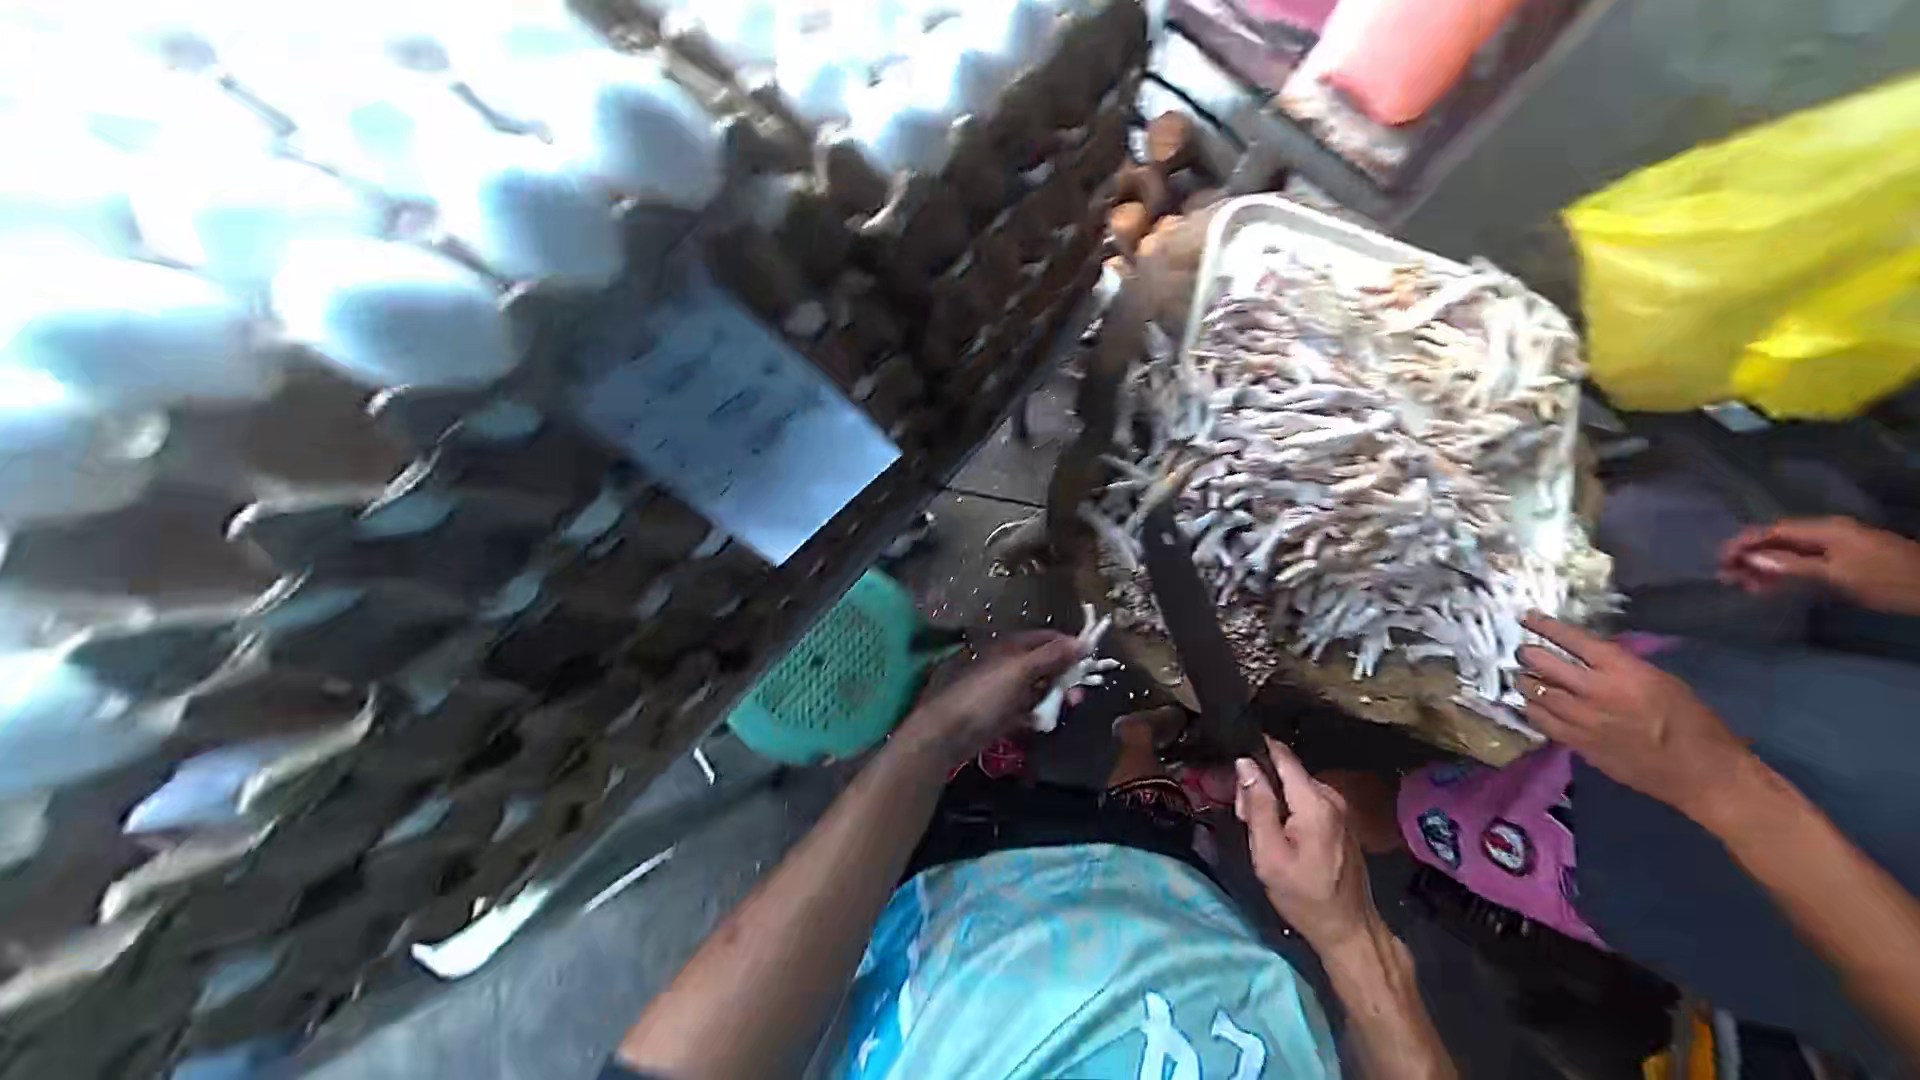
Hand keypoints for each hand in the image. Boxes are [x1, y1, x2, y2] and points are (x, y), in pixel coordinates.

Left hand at [892, 631, 1081, 766]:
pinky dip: (1039, 716)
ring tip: (1066, 710)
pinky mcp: (1004, 715)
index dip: (1070, 648)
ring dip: (1055, 699)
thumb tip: (1084, 641)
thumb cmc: (985, 695)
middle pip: (1048, 666)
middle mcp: (1012, 665)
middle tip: (1079, 697)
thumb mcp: (1021, 670)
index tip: (1091, 662)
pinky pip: (1030, 711)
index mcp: (1013, 648)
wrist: (949, 732)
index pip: (1049, 639)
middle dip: (1067, 679)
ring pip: (1041, 690)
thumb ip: (1052, 656)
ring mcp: (1007, 691)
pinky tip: (1044, 725)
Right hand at [1236, 736, 1379, 950]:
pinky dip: (1286, 810)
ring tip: (1260, 831)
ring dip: (1271, 799)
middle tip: (1244, 817)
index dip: (1254, 751)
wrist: (1348, 930)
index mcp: (1314, 801)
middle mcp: (1330, 797)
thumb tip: (1245, 763)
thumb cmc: (1304, 894)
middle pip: (1284, 771)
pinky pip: (1304, 800)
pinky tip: (1278, 835)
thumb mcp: (1269, 852)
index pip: (1282, 755)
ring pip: (1292, 786)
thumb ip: (1257, 804)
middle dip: (1259, 785)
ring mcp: (1338, 809)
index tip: (1232, 765)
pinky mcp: (1339, 821)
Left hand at [1518, 614, 1754, 826]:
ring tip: (1526, 677)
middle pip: (1541, 662)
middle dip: (1528, 653)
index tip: (1528, 618)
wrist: (1705, 775)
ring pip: (1531, 689)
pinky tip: (1533, 703)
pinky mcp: (1573, 740)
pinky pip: (1536, 717)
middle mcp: (1595, 690)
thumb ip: (1619, 666)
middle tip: (1525, 652)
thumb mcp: (1662, 681)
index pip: (1573, 639)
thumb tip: (1584, 655)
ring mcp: (1579, 716)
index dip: (1546, 626)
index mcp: (1623, 671)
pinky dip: (1530, 707)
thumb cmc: (1694, 724)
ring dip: (1524, 680)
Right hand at [1720, 516, 1919, 614]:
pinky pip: (1804, 560)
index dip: (1741, 544)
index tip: (1719, 562)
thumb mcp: (1838, 575)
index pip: (1770, 530)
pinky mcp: (1846, 559)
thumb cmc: (1892, 581)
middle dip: (1749, 557)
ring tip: (1745, 586)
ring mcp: (1840, 545)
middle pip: (1777, 540)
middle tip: (1728, 578)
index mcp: (1827, 530)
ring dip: (1764, 567)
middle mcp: (1830, 532)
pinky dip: (1783, 571)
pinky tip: (1772, 585)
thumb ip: (1790, 565)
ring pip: (1788, 552)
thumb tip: (1750, 559)